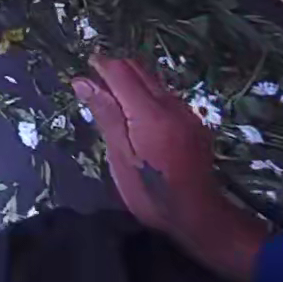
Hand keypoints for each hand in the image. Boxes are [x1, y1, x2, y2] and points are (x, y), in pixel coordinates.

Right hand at [74, 55, 270, 281]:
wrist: (199, 216)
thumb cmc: (151, 193)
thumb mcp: (121, 157)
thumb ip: (106, 115)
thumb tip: (83, 82)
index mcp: (150, 113)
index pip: (122, 72)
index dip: (101, 65)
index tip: (85, 65)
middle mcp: (171, 104)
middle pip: (139, 69)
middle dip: (115, 68)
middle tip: (94, 83)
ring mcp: (185, 111)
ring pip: (153, 79)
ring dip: (130, 80)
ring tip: (111, 99)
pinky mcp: (192, 120)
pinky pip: (164, 94)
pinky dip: (146, 92)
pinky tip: (136, 114)